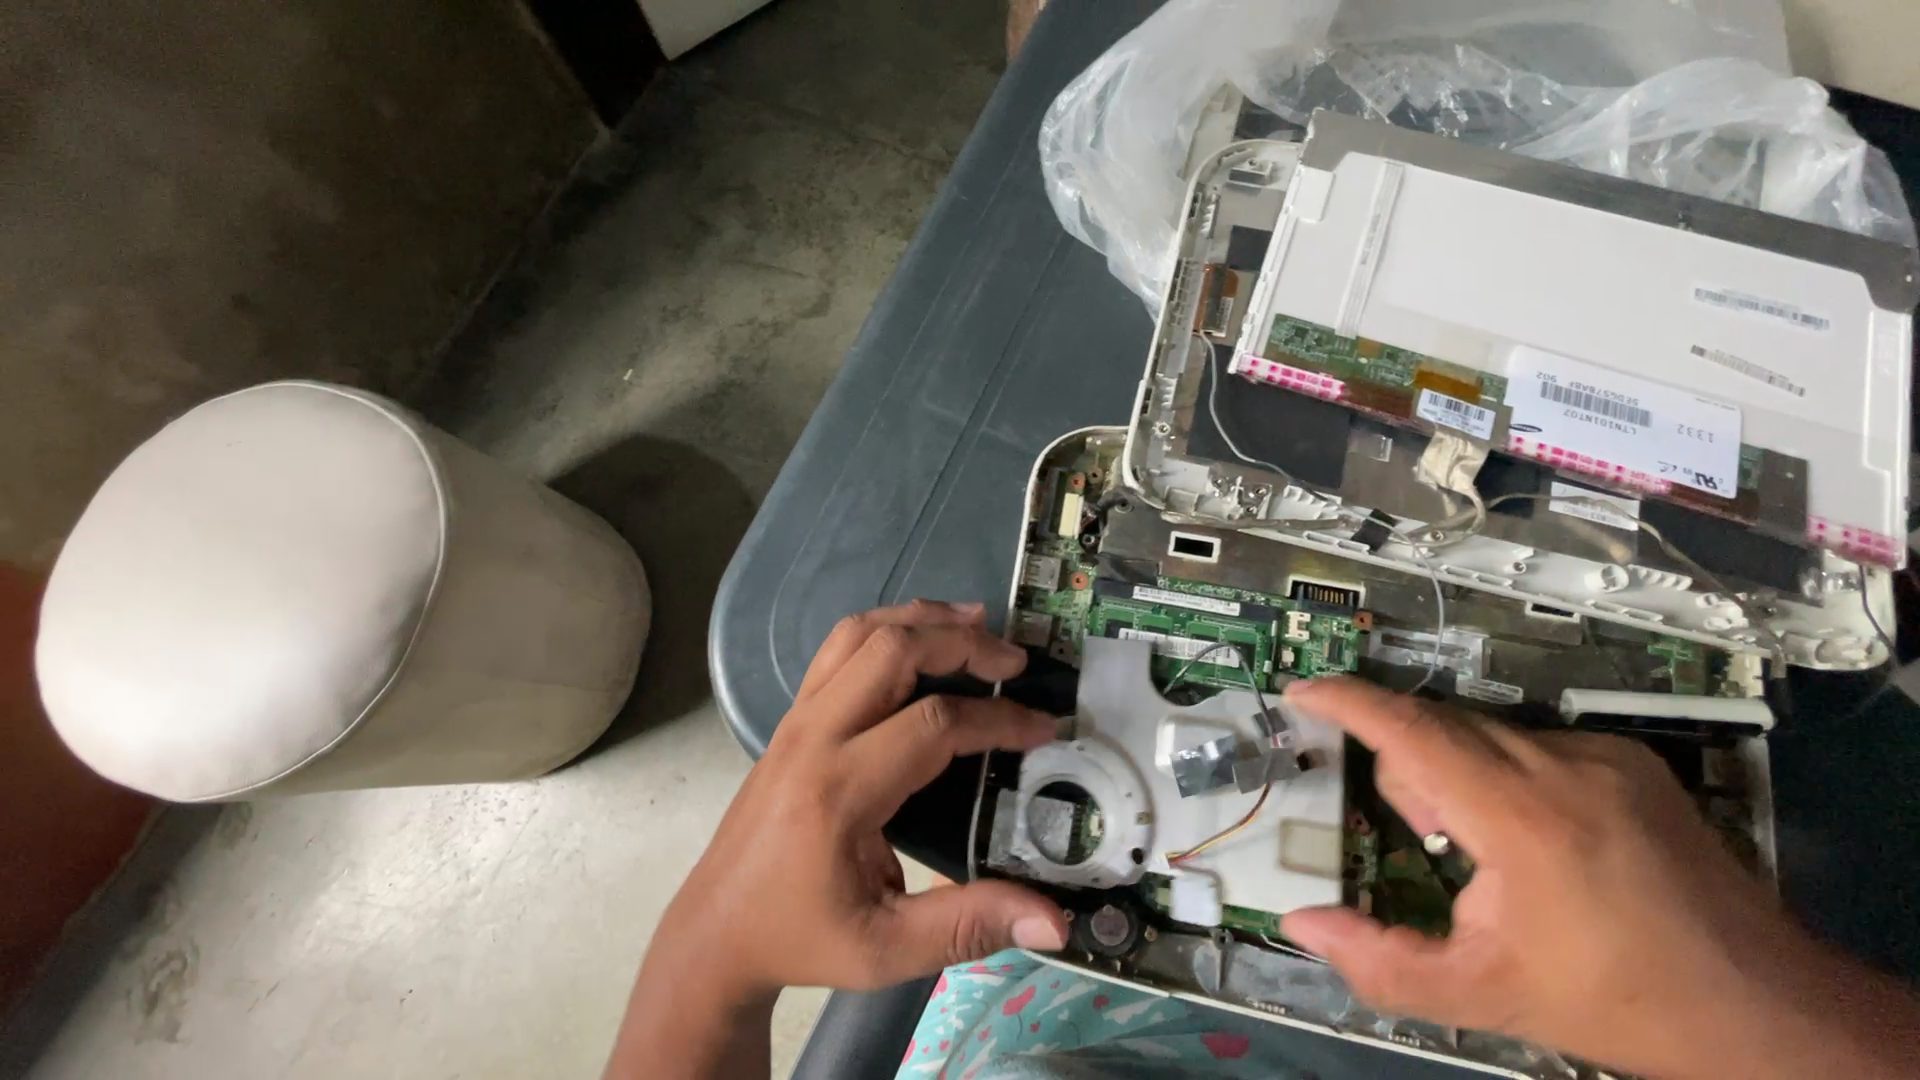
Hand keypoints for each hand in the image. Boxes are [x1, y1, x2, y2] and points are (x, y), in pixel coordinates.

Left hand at [609, 602, 1069, 1078]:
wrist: (717, 930)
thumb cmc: (802, 937)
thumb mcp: (887, 950)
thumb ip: (970, 926)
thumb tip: (1055, 923)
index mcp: (838, 791)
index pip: (933, 724)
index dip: (997, 719)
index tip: (1043, 727)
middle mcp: (814, 736)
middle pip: (892, 650)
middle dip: (961, 644)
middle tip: (1014, 662)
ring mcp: (796, 718)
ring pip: (859, 632)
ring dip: (921, 620)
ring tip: (976, 624)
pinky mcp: (792, 717)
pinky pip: (840, 647)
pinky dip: (888, 629)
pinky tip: (921, 641)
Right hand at [1278, 678, 1919, 1079]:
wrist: (1772, 1011)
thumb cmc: (1616, 1000)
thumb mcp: (1486, 995)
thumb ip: (1381, 964)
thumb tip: (1302, 924)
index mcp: (1521, 818)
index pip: (1412, 730)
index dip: (1346, 702)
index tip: (1299, 691)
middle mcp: (1562, 765)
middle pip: (1437, 725)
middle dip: (1403, 763)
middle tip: (1423, 831)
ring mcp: (1602, 755)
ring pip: (1480, 729)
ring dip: (1449, 767)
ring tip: (1478, 841)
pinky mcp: (1630, 759)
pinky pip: (1527, 739)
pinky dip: (1497, 768)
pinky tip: (1527, 829)